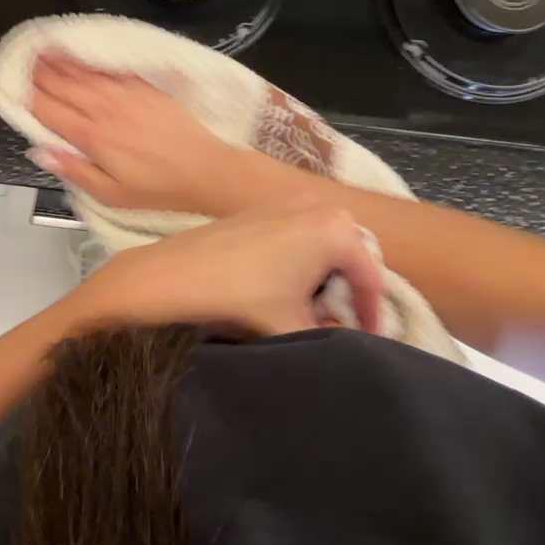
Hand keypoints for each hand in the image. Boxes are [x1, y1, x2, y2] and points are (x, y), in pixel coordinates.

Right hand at [28, 52, 279, 214]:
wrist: (205, 170)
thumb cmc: (158, 188)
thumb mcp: (111, 194)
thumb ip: (74, 170)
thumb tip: (40, 152)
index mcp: (93, 138)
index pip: (50, 112)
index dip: (29, 98)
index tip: (14, 87)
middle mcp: (106, 111)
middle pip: (64, 87)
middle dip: (40, 74)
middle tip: (21, 61)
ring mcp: (126, 95)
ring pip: (85, 74)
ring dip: (61, 62)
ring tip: (42, 50)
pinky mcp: (145, 88)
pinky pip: (111, 70)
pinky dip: (92, 61)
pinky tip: (81, 55)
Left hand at [56, 203, 384, 336]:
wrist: (173, 275)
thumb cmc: (242, 299)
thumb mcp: (295, 327)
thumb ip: (331, 337)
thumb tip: (341, 339)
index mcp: (337, 229)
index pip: (371, 278)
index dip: (371, 317)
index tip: (364, 344)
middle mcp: (318, 204)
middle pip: (350, 256)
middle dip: (346, 294)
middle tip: (336, 328)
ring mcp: (286, 200)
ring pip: (322, 244)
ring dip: (322, 278)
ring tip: (308, 313)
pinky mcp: (260, 206)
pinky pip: (297, 234)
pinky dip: (299, 261)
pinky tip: (280, 290)